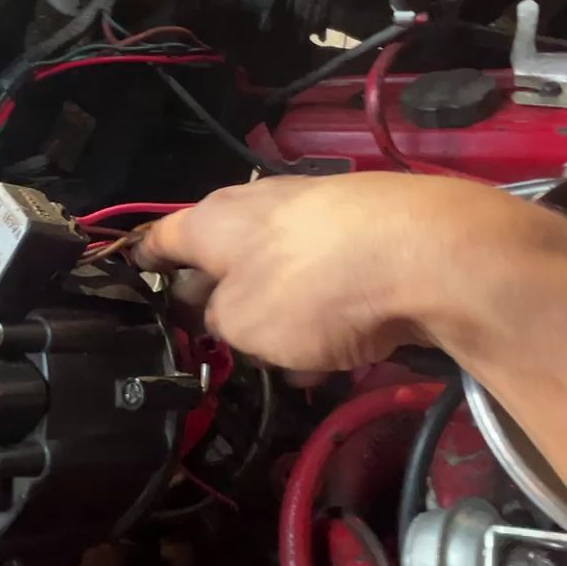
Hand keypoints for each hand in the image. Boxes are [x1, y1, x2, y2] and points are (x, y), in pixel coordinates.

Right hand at [136, 173, 566, 371]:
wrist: (430, 255)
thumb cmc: (312, 289)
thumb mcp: (242, 324)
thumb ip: (218, 319)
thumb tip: (221, 311)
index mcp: (214, 220)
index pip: (161, 239)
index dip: (145, 264)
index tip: (136, 279)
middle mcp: (260, 204)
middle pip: (223, 253)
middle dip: (218, 295)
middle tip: (215, 338)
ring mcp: (316, 211)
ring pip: (279, 268)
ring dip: (274, 310)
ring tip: (285, 361)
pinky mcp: (366, 226)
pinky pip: (326, 273)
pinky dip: (322, 307)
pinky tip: (339, 349)